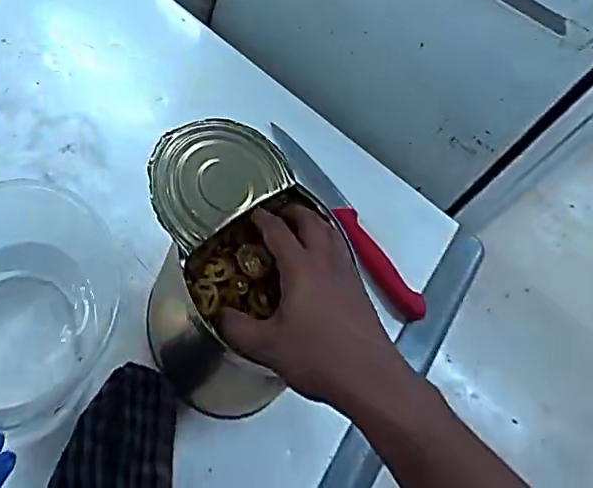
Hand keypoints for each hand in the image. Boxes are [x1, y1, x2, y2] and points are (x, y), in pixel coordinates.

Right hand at [218, 205, 408, 408]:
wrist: (371, 380)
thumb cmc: (320, 358)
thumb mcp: (268, 347)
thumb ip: (238, 329)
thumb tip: (221, 315)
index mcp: (300, 267)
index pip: (278, 230)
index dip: (263, 218)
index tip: (253, 214)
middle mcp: (325, 261)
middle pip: (309, 220)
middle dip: (292, 211)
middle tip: (277, 213)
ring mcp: (346, 273)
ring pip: (331, 231)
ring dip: (314, 221)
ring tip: (302, 226)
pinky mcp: (360, 288)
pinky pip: (342, 249)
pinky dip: (330, 241)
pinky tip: (325, 258)